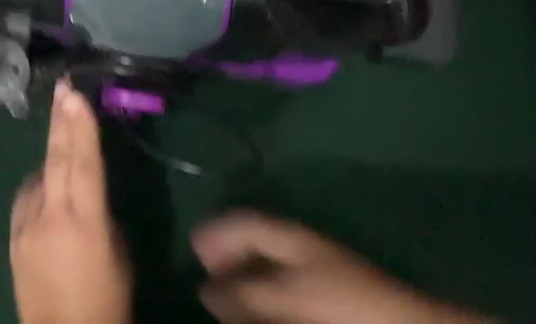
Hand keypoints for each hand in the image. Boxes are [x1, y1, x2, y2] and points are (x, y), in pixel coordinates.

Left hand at [9, 79, 131, 323]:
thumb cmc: (107, 306)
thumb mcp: (119, 259)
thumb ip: (101, 218)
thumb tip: (87, 193)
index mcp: (85, 223)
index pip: (84, 165)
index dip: (81, 128)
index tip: (76, 95)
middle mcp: (50, 217)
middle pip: (56, 160)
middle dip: (61, 121)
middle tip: (63, 88)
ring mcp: (26, 226)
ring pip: (40, 178)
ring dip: (53, 161)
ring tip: (66, 142)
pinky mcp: (11, 237)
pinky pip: (27, 200)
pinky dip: (40, 190)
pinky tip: (49, 192)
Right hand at [192, 211, 483, 323]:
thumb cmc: (342, 307)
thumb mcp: (284, 295)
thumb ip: (243, 292)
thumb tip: (204, 289)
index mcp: (288, 235)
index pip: (241, 222)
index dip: (213, 234)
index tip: (193, 256)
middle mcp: (300, 250)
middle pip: (253, 247)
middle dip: (228, 265)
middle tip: (209, 288)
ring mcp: (318, 279)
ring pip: (270, 275)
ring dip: (247, 288)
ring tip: (232, 310)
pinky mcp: (330, 306)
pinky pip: (288, 297)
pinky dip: (270, 304)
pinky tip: (265, 315)